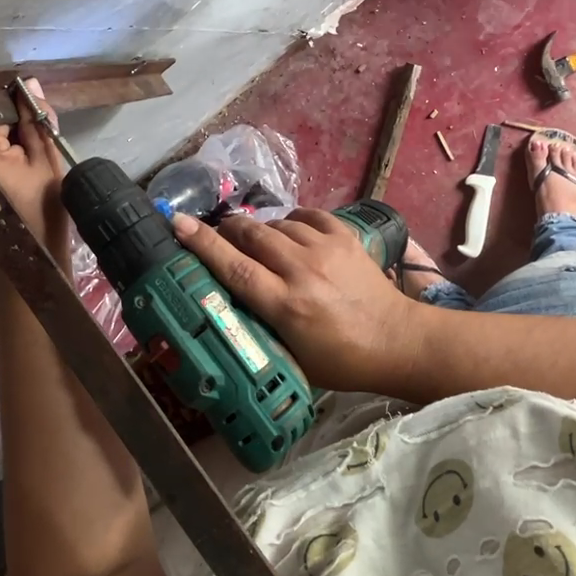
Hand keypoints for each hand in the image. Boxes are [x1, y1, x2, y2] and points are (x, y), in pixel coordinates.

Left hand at [0, 78, 72, 269]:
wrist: (25, 268)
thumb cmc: (44, 215)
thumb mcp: (49, 163)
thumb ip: (37, 121)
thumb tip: (30, 84)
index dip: (17, 123)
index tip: (33, 139)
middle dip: (4, 137)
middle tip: (28, 161)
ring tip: (17, 177)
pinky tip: (1, 189)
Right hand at [172, 209, 416, 392]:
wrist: (398, 341)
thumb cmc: (342, 360)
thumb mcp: (293, 358)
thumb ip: (261, 330)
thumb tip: (227, 307)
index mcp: (287, 306)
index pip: (235, 268)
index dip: (203, 245)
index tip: (178, 224)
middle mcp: (302, 271)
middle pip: (251, 235)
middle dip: (228, 230)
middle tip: (220, 236)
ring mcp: (326, 249)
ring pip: (276, 225)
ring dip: (260, 231)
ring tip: (259, 244)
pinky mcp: (345, 237)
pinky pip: (306, 215)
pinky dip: (291, 222)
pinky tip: (289, 233)